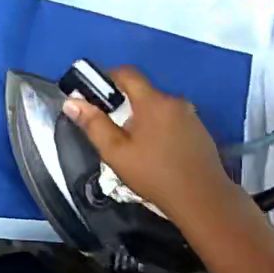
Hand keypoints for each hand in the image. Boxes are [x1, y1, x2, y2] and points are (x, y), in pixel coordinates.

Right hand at [62, 66, 238, 218]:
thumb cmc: (153, 174)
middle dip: (123, 104)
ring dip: (142, 118)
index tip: (93, 94)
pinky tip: (155, 153)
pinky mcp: (200, 130)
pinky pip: (172, 120)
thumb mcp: (115, 152)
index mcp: (153, 102)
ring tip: (133, 146)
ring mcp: (191, 115)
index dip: (106, 77)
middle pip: (143, 92)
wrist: (201, 199)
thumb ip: (93, 124)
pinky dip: (159, 129)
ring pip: (158, 108)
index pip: (127, 73)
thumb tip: (72, 102)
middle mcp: (175, 101)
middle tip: (110, 130)